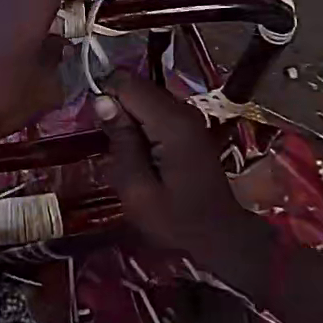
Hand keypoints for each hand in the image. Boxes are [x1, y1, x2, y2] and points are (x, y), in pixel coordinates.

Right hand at [94, 70, 271, 284]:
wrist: (223, 239)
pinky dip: (139, 121)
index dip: (106, 97)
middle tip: (110, 143)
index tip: (99, 127)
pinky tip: (139, 150)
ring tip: (123, 150)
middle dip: (116, 106)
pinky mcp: (188, 124)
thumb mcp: (138, 191)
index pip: (127, 84)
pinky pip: (153, 107)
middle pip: (136, 86)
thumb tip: (101, 100)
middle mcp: (183, 110)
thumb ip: (121, 142)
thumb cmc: (178, 221)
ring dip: (127, 114)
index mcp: (172, 124)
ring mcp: (189, 115)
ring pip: (143, 95)